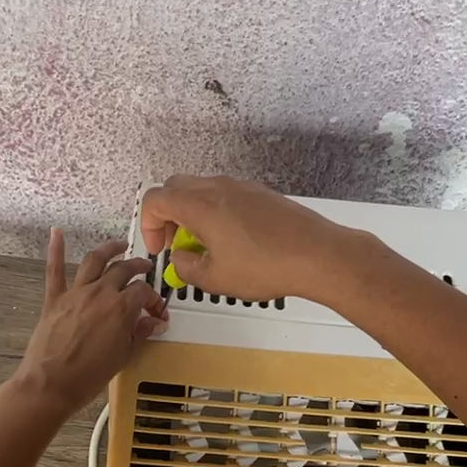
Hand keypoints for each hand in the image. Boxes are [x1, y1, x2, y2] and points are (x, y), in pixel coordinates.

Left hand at [12, 229, 167, 413]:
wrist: (50, 385)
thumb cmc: (86, 376)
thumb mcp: (124, 356)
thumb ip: (140, 334)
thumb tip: (153, 323)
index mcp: (120, 308)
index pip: (144, 292)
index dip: (154, 300)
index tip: (156, 312)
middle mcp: (99, 294)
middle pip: (123, 270)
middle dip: (138, 266)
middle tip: (144, 268)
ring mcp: (75, 294)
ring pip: (95, 260)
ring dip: (109, 249)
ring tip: (118, 246)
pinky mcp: (54, 300)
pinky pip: (54, 269)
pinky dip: (56, 249)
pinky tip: (57, 234)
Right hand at [139, 175, 370, 302]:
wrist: (318, 255)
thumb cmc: (270, 265)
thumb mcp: (215, 278)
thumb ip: (185, 266)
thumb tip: (180, 258)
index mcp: (201, 205)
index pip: (155, 199)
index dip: (148, 225)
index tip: (159, 246)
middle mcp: (219, 188)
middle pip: (175, 188)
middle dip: (167, 216)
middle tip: (175, 243)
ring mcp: (242, 187)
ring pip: (202, 190)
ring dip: (192, 213)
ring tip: (205, 246)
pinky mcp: (260, 194)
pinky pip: (226, 195)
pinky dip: (216, 212)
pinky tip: (231, 242)